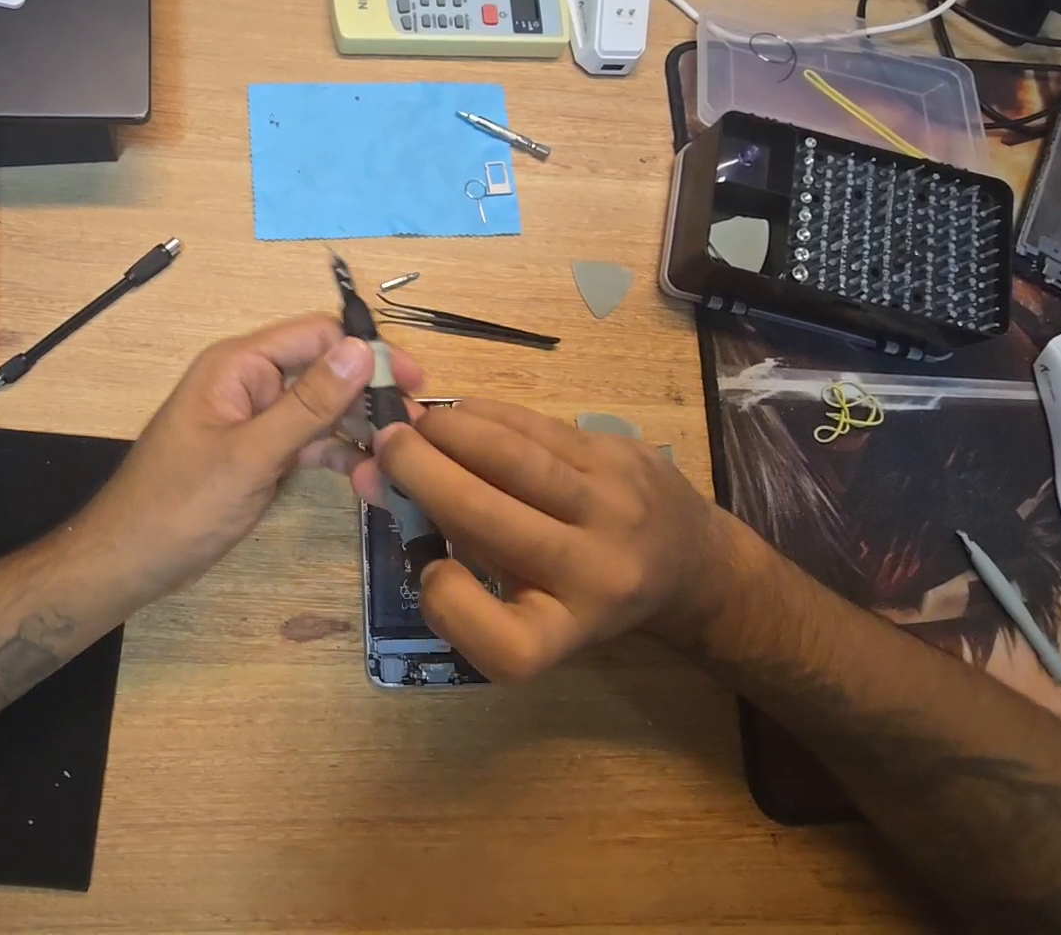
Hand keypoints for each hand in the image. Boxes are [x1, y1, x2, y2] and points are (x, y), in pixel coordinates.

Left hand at [79, 314, 422, 593]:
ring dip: (360, 431)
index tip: (415, 385)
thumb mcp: (251, 454)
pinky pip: (310, 442)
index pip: (317, 336)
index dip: (368, 353)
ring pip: (323, 410)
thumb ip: (309, 403)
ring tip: (398, 462)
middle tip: (415, 431)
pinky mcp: (262, 453)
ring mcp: (257, 420)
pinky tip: (368, 479)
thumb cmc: (181, 505)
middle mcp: (251, 382)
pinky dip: (338, 456)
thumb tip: (363, 349)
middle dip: (370, 397)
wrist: (131, 561)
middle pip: (324, 371)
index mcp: (240, 365)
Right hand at [355, 399, 737, 681]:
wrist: (689, 560)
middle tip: (382, 444)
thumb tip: (371, 476)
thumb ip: (449, 546)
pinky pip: (535, 425)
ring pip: (512, 457)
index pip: (507, 645)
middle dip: (420, 473)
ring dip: (447, 431)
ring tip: (412, 423)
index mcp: (567, 630)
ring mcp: (614, 505)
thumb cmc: (582, 590)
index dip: (449, 605)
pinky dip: (482, 416)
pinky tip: (456, 416)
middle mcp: (596, 573)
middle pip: (489, 518)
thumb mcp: (525, 594)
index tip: (430, 569)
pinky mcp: (621, 454)